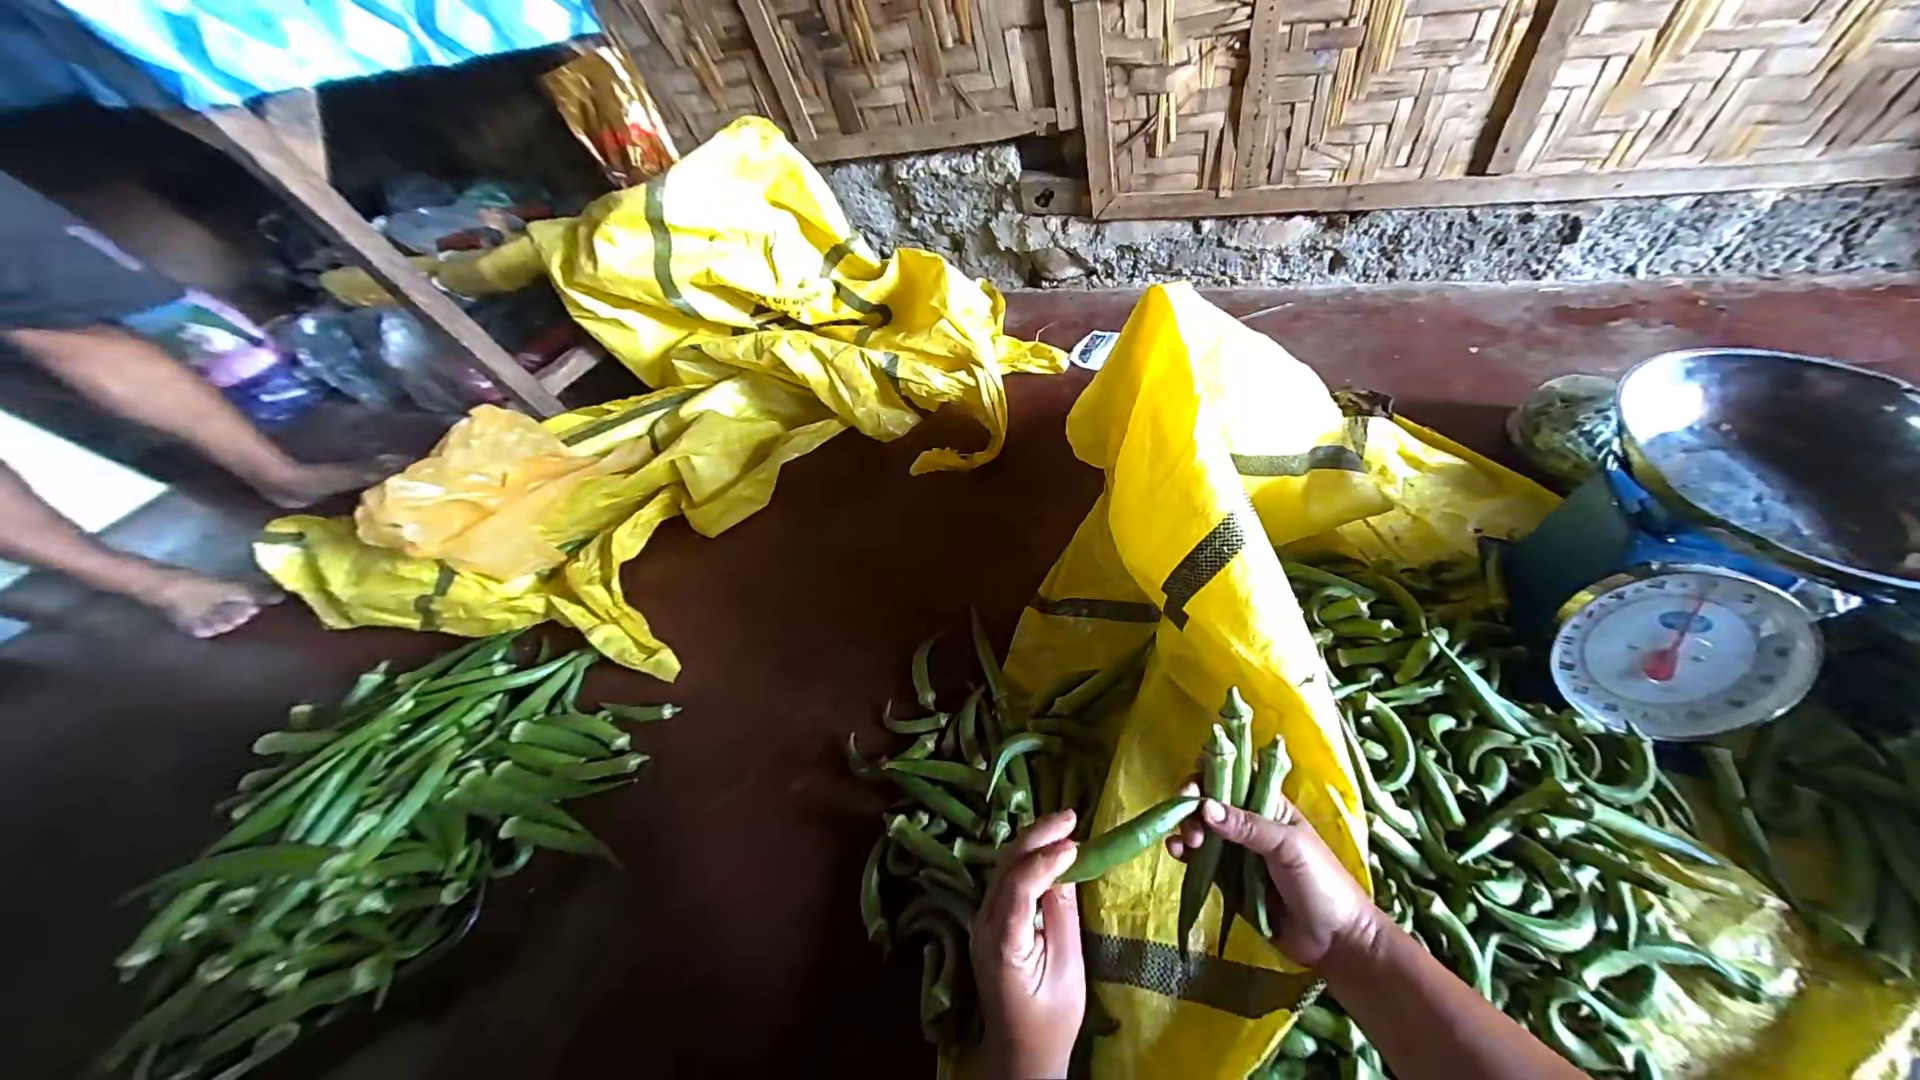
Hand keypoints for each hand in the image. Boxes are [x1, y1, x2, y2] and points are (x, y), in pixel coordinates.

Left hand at [971, 810, 1085, 1079]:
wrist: (1019, 1054)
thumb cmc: (1050, 1022)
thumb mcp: (1068, 973)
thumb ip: (1063, 917)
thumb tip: (1067, 870)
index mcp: (1002, 942)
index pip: (1018, 885)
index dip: (1046, 858)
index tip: (1076, 844)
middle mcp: (983, 922)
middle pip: (1006, 865)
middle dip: (1038, 835)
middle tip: (1071, 817)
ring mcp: (982, 918)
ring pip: (1003, 865)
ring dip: (1032, 840)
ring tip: (1063, 824)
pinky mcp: (989, 919)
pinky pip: (1005, 877)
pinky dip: (1027, 856)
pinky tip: (1047, 847)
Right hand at [1167, 786, 1381, 968]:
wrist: (1336, 943)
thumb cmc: (1321, 883)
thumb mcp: (1288, 847)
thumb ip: (1247, 826)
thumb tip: (1205, 807)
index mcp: (1268, 805)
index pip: (1233, 776)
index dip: (1210, 773)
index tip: (1194, 786)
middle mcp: (1247, 822)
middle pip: (1209, 799)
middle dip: (1193, 805)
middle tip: (1192, 825)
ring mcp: (1235, 850)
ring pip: (1199, 826)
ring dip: (1186, 827)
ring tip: (1188, 844)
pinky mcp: (1225, 878)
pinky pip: (1197, 857)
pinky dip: (1182, 850)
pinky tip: (1176, 852)